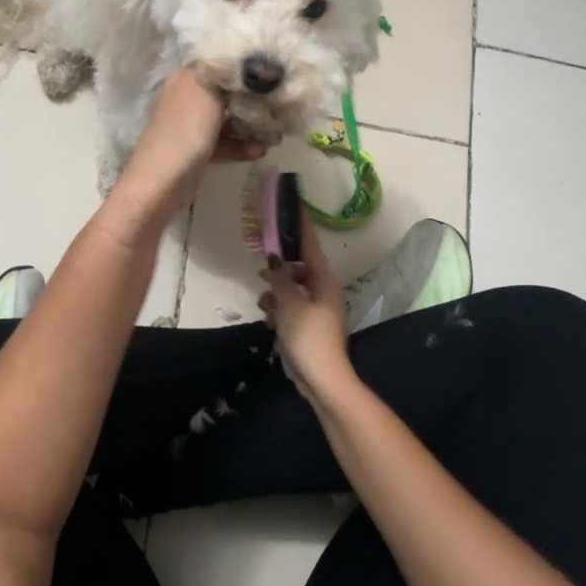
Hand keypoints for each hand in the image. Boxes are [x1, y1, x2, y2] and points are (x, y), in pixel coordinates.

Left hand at [112, 68, 266, 217]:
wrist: (160, 183)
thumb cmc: (185, 132)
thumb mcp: (208, 94)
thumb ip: (230, 76)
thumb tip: (251, 66)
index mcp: (188, 77)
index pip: (223, 62)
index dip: (249, 68)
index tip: (276, 75)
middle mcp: (189, 96)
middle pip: (229, 92)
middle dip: (256, 101)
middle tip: (281, 109)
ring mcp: (192, 123)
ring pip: (229, 118)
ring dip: (252, 126)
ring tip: (275, 136)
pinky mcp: (197, 148)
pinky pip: (224, 141)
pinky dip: (241, 145)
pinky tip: (260, 151)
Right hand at [258, 223, 355, 402]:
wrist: (322, 379)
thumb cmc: (308, 337)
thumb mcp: (289, 304)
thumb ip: (281, 279)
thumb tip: (275, 259)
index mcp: (324, 281)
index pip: (310, 246)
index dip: (300, 227)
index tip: (292, 206)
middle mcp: (323, 291)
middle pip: (299, 268)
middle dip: (279, 267)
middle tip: (260, 262)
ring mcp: (317, 310)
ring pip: (292, 289)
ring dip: (276, 292)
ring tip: (263, 301)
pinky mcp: (308, 326)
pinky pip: (290, 308)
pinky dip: (278, 309)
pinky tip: (268, 318)